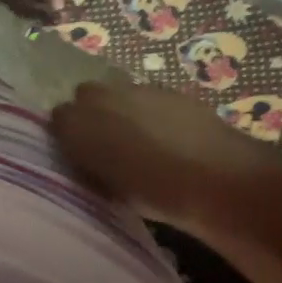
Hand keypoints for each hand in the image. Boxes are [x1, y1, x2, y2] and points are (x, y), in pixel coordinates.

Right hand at [50, 80, 281, 234]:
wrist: (223, 182)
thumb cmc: (156, 193)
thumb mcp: (107, 187)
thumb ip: (88, 164)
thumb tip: (85, 156)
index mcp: (74, 122)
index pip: (58, 119)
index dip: (70, 136)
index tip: (83, 154)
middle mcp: (97, 97)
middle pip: (86, 97)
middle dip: (94, 114)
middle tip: (111, 144)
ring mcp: (136, 89)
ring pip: (120, 95)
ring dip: (125, 110)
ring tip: (145, 141)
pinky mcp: (171, 91)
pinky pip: (152, 99)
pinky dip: (156, 113)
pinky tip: (172, 138)